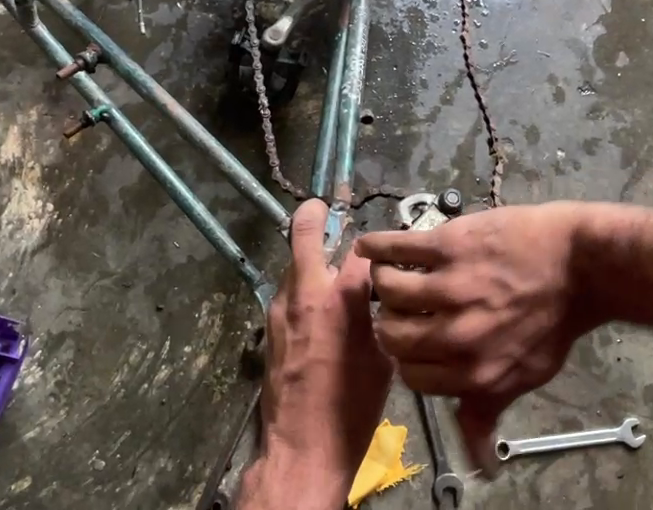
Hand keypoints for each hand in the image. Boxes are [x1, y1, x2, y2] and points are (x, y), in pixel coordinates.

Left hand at [241, 200, 392, 508]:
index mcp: (343, 299)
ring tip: (325, 266)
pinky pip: (286, 293)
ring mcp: (281, 308)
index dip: (374, 249)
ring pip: (292, 265)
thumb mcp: (383, 359)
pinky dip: (300, 289)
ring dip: (307, 259)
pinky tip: (315, 308)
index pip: (362, 253)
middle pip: (304, 233)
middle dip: (313, 214)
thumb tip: (380, 299)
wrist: (303, 447)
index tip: (381, 249)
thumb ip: (379, 317)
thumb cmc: (353, 407)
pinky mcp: (269, 326)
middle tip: (321, 206)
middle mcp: (307, 293)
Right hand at [354, 203, 604, 471]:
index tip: (411, 340)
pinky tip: (368, 247)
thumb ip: (488, 409)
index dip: (407, 359)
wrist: (579, 264)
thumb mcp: (526, 375)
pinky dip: (375, 247)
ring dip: (383, 282)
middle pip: (393, 336)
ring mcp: (449, 287)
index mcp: (474, 374)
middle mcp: (456, 336)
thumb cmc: (555, 319)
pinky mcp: (447, 245)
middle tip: (399, 308)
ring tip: (390, 274)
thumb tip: (478, 463)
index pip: (411, 376)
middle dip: (391, 323)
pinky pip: (396, 248)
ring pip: (388, 290)